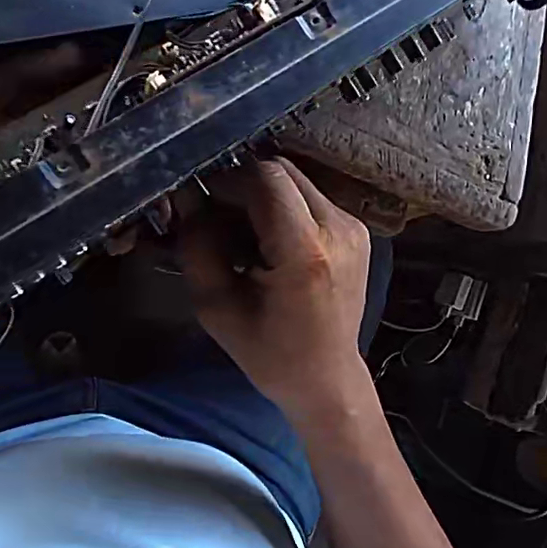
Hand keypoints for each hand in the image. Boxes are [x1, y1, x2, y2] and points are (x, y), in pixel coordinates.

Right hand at [179, 158, 373, 417]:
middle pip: (282, 170)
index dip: (226, 179)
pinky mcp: (357, 229)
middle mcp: (339, 229)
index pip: (265, 178)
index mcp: (306, 252)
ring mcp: (354, 227)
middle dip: (241, 182)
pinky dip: (283, 205)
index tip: (201, 198)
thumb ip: (198, 247)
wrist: (327, 377)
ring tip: (241, 229)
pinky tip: (268, 238)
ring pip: (296, 179)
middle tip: (216, 211)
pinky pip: (311, 197)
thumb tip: (188, 198)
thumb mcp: (217, 307)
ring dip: (262, 193)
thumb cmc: (270, 353)